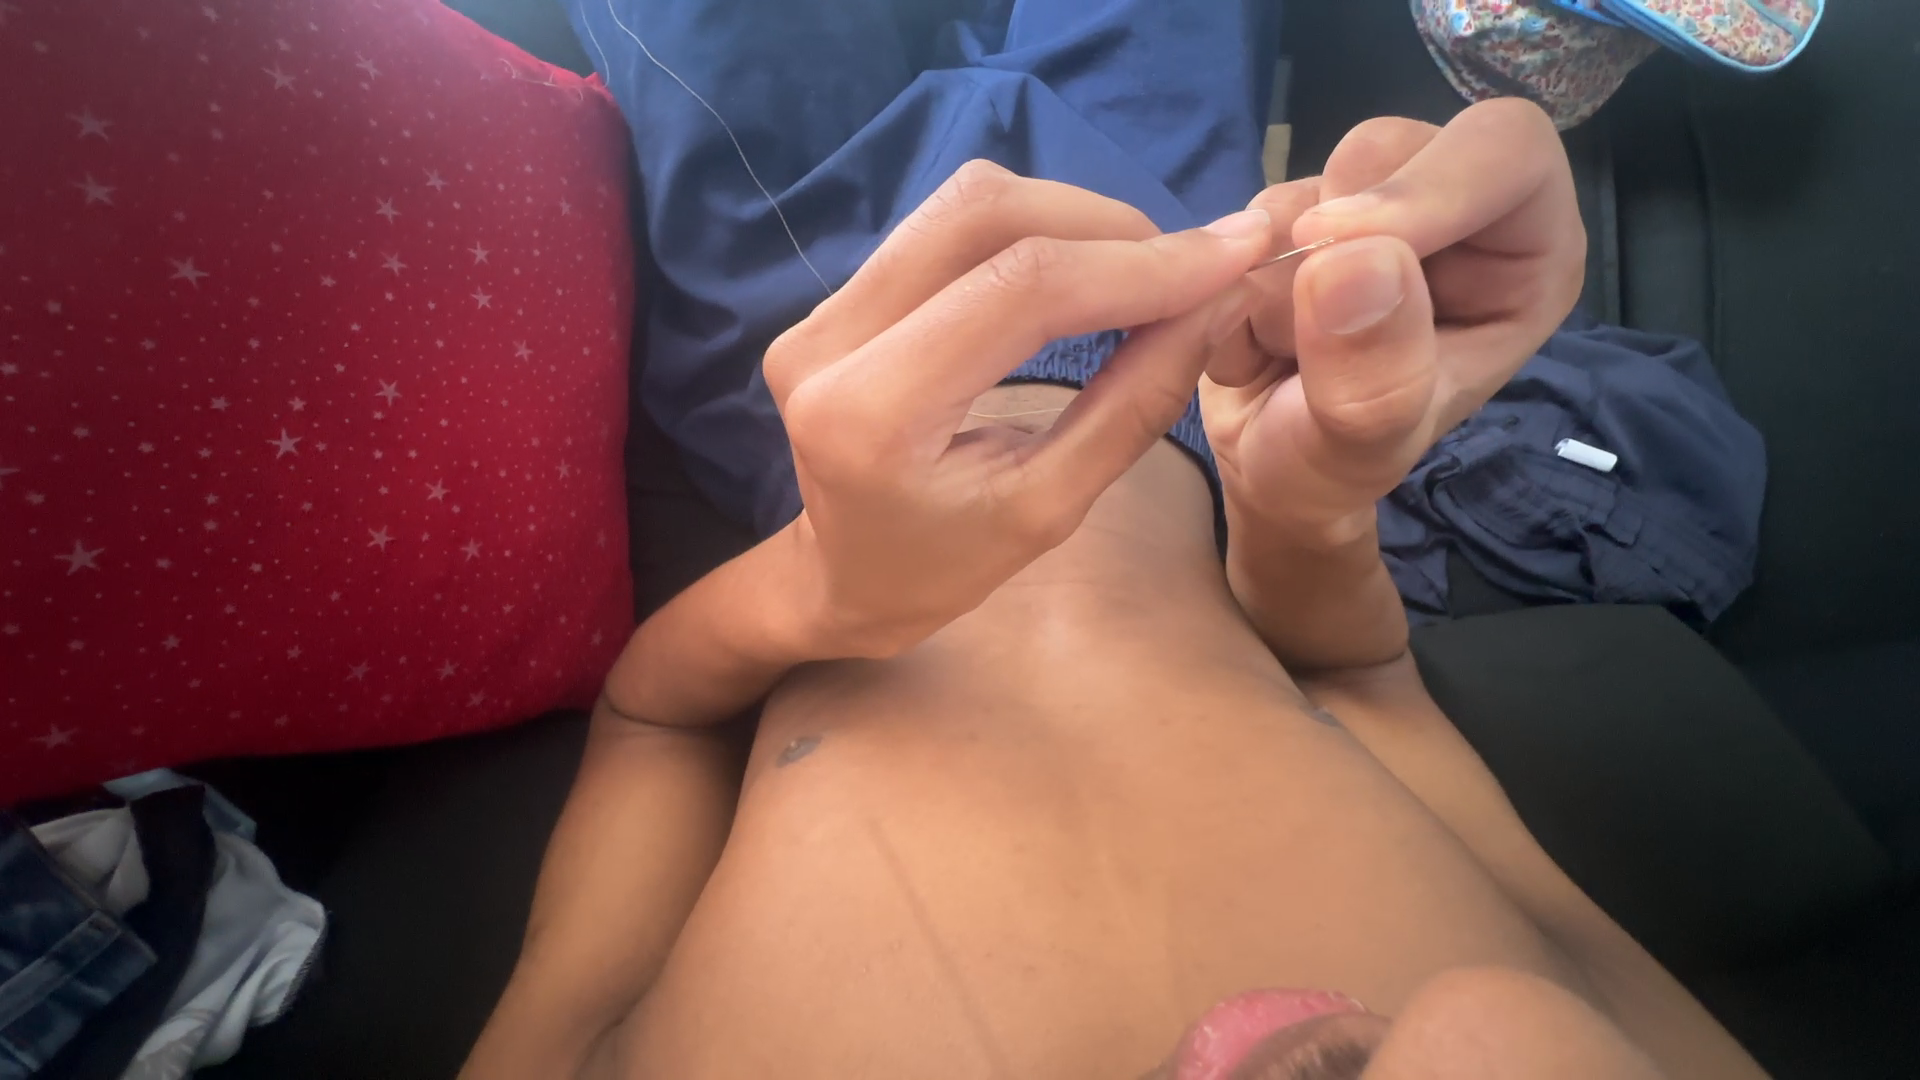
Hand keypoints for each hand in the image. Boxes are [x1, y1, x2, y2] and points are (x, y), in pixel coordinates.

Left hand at [764, 160, 1271, 658]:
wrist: (836, 580)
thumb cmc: (938, 571)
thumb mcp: (1045, 510)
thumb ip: (1130, 407)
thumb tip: (1213, 305)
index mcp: (872, 414)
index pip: (1019, 290)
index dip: (1138, 264)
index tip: (1233, 254)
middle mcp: (827, 344)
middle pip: (982, 216)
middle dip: (1106, 225)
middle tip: (1183, 265)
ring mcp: (816, 315)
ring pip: (959, 209)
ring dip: (1067, 220)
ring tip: (1135, 270)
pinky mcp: (827, 305)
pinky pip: (939, 234)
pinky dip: (1023, 236)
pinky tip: (1071, 272)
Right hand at [1200, 99, 1585, 539]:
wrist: (1263, 472)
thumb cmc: (1329, 469)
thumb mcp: (1361, 447)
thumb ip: (1372, 374)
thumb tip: (1347, 261)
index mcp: (1516, 260)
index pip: (1502, 154)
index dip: (1422, 186)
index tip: (1331, 245)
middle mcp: (1445, 221)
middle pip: (1382, 153)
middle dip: (1318, 247)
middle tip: (1295, 331)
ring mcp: (1360, 219)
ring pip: (1294, 192)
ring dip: (1262, 280)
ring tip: (1274, 353)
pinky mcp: (1290, 229)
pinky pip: (1236, 227)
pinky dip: (1225, 286)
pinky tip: (1246, 338)